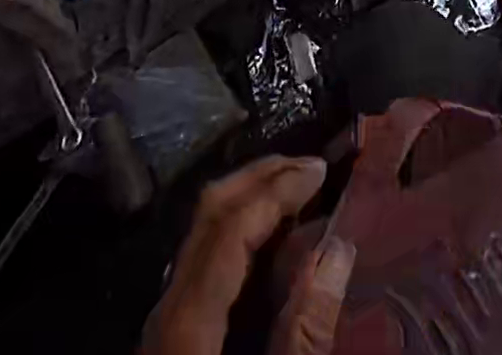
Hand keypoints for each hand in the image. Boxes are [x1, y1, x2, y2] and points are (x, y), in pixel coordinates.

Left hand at [143, 156, 354, 354]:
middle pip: (208, 214)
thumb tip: (335, 250)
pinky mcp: (173, 335)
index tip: (321, 169)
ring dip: (249, 198)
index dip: (277, 188)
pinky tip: (269, 241)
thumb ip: (304, 335)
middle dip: (260, 177)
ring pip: (201, 231)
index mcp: (188, 323)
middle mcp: (169, 306)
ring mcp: (166, 319)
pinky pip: (204, 256)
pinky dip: (239, 229)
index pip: (231, 227)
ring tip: (295, 188)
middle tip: (310, 165)